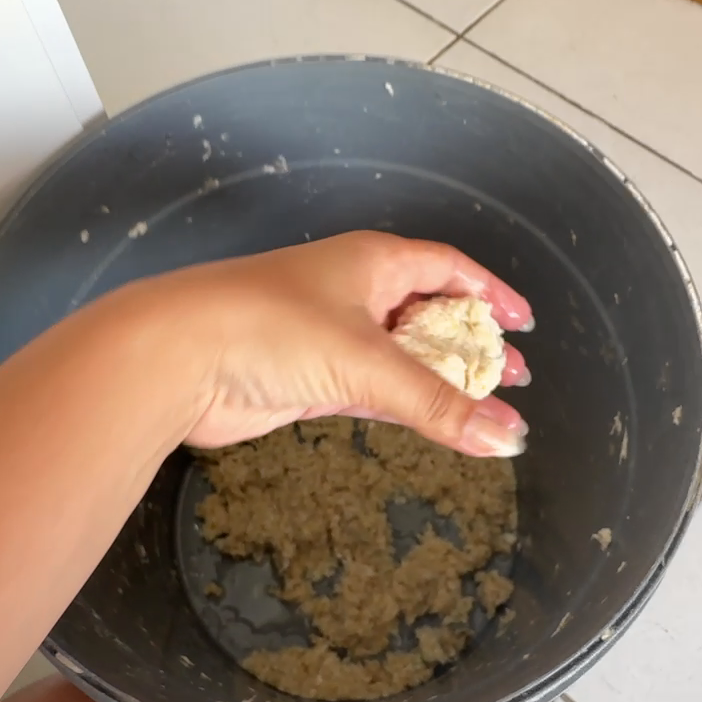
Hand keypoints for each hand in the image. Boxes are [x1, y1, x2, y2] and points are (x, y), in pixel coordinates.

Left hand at [113, 232, 531, 456]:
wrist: (178, 357)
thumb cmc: (272, 329)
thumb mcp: (366, 362)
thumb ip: (438, 404)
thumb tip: (506, 439)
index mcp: (373, 262)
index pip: (450, 269)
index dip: (490, 293)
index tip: (523, 324)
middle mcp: (354, 292)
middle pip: (429, 315)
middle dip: (470, 345)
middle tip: (511, 377)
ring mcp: (331, 337)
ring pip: (402, 357)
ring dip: (440, 381)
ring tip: (484, 407)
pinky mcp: (310, 379)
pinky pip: (374, 390)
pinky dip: (406, 407)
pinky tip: (434, 423)